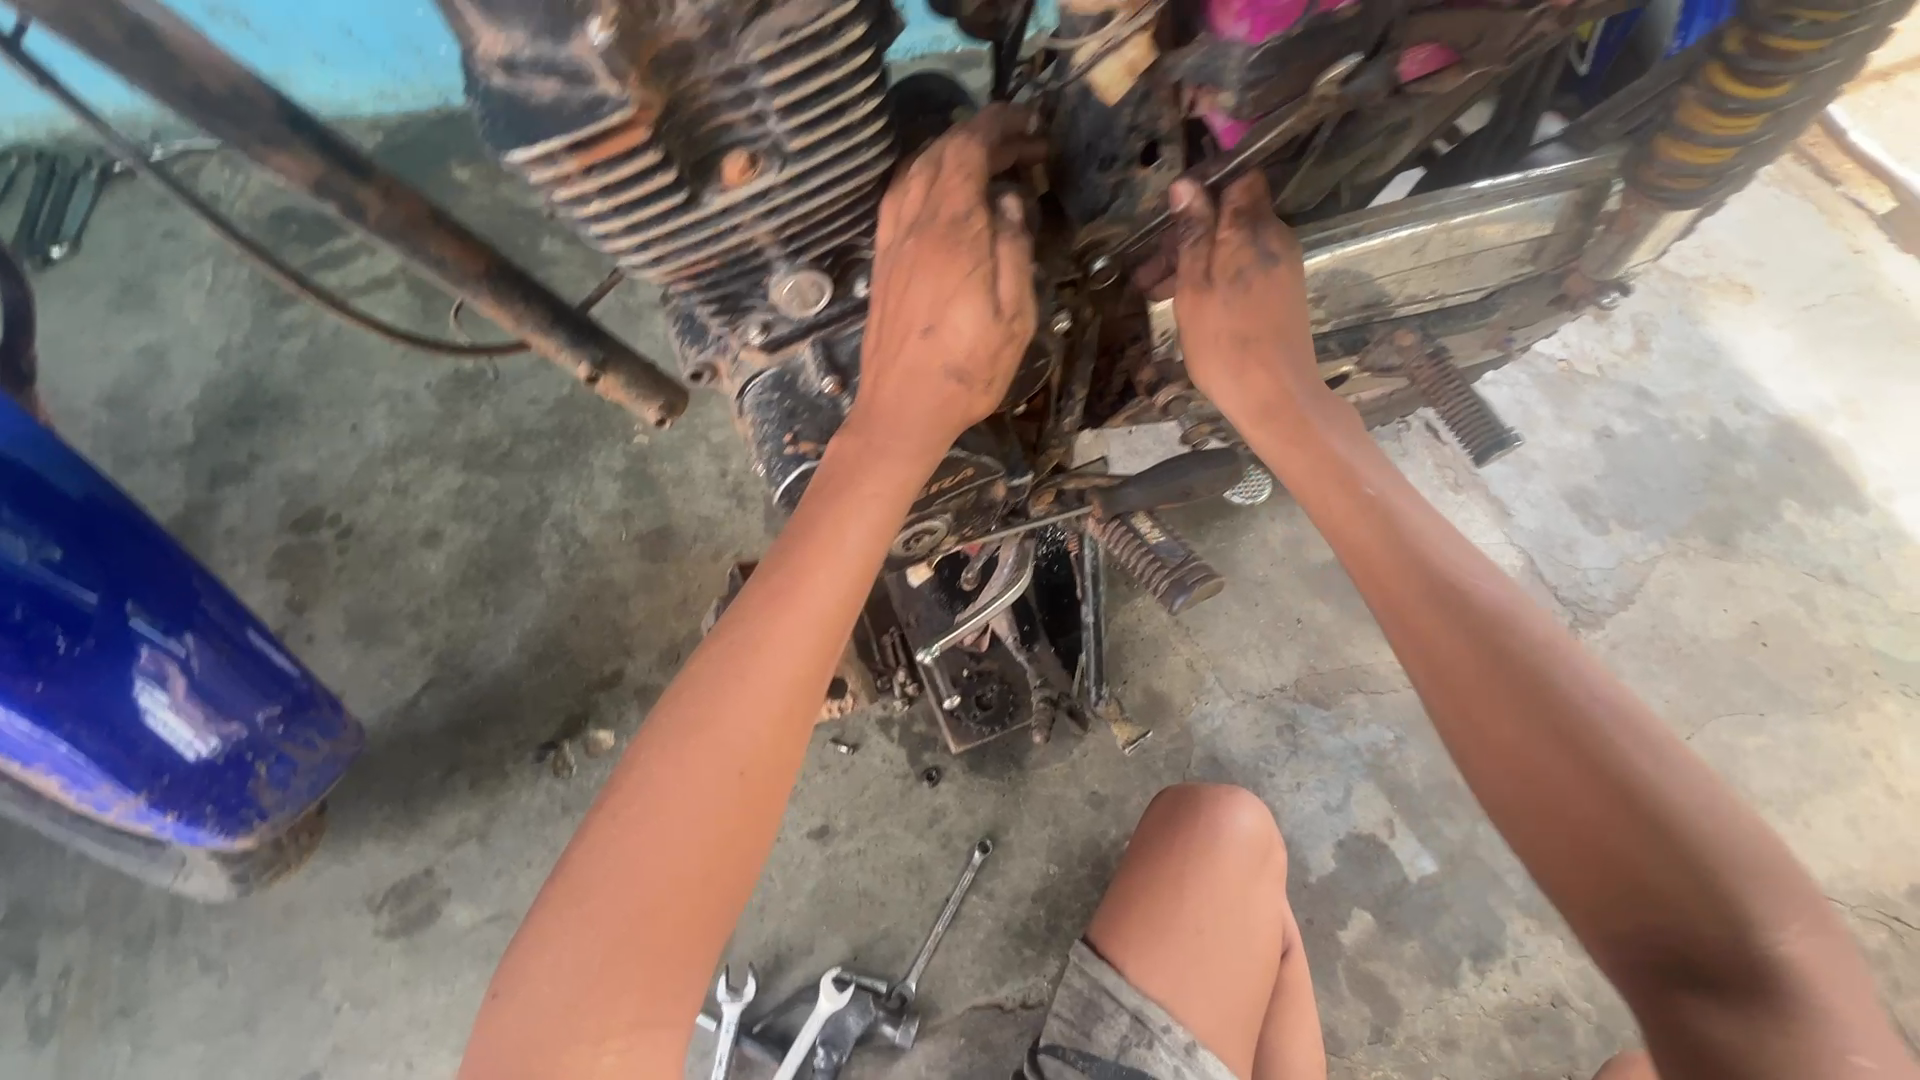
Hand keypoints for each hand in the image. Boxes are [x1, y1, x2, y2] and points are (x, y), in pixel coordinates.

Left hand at [847, 105, 1042, 457]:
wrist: (902, 411)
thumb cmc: (967, 372)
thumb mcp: (1015, 318)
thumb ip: (1014, 250)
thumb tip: (1008, 202)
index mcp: (952, 232)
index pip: (968, 151)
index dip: (999, 126)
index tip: (1029, 124)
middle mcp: (914, 225)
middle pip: (940, 154)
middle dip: (981, 136)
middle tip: (1020, 145)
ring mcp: (891, 243)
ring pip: (914, 171)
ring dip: (949, 153)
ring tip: (986, 161)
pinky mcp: (881, 262)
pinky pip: (897, 198)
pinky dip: (922, 177)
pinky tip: (940, 190)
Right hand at [1166, 172, 1324, 421]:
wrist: (1275, 395)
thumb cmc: (1225, 343)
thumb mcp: (1194, 286)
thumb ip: (1192, 234)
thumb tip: (1185, 185)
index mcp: (1251, 230)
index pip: (1240, 176)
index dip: (1207, 182)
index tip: (1172, 209)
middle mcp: (1274, 237)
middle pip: (1232, 214)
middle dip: (1189, 233)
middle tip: (1150, 269)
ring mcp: (1282, 264)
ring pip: (1234, 244)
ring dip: (1196, 259)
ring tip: (1157, 293)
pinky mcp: (1283, 290)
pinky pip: (1245, 266)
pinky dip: (1216, 275)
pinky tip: (1189, 303)